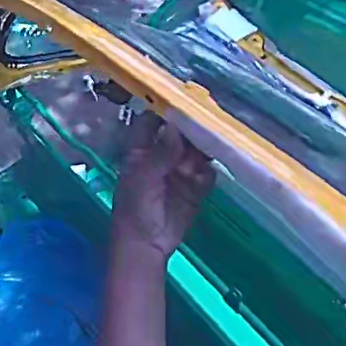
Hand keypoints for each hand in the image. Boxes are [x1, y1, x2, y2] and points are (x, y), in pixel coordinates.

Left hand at [110, 113, 213, 259]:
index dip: (165, 112)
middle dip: (193, 130)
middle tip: (208, 123)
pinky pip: (207, 174)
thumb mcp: (144, 177)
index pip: (152, 122)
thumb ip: (161, 152)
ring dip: (203, 151)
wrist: (145, 243)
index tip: (184, 102)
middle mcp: (163, 156)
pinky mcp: (195, 188)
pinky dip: (208, 173)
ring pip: (197, 152)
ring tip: (211, 149)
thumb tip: (175, 126)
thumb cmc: (135, 207)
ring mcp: (180, 171)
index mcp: (142, 150)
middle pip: (181, 134)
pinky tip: (206, 176)